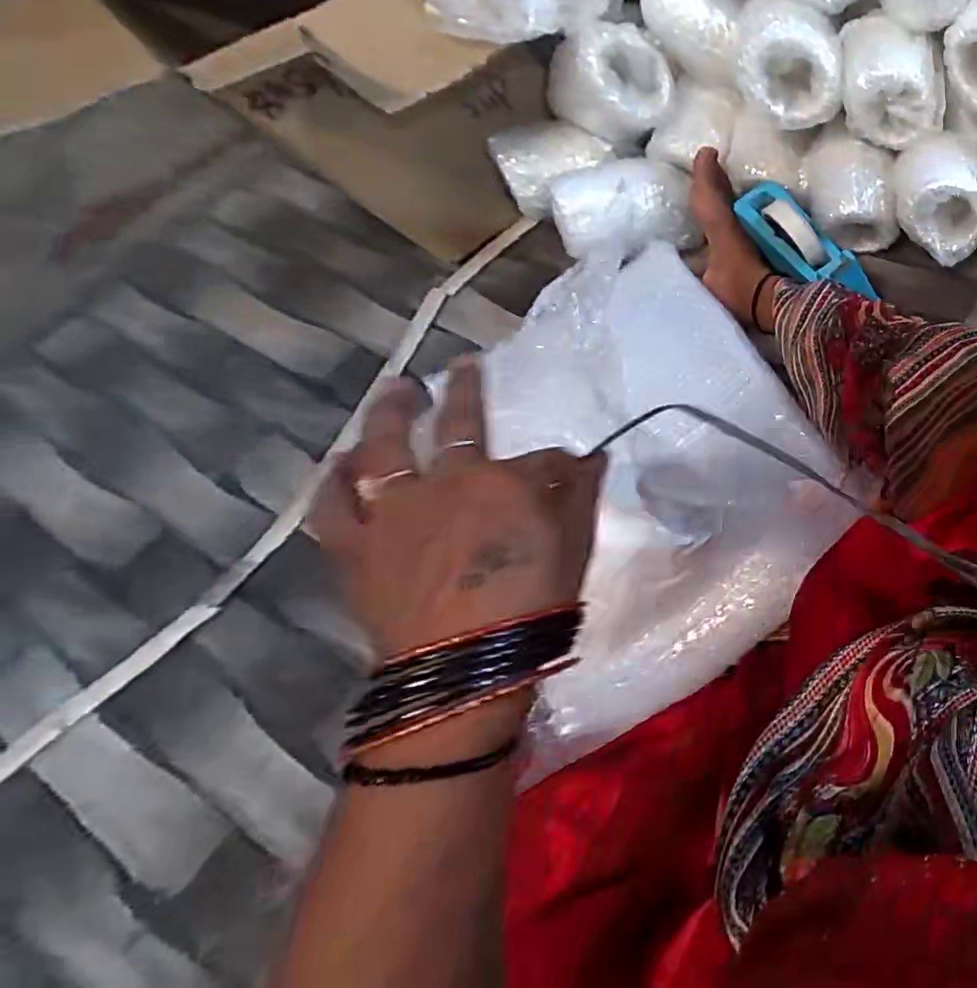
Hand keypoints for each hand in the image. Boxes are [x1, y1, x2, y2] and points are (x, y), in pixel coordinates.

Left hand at [310, 357, 605, 662]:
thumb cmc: (535, 602)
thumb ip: (580, 497)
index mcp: (506, 482)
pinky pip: (332, 502)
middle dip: (464, 391)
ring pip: (382, 447)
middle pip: (455, 424)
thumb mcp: (575, 546)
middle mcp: (445, 481)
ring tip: (396, 392)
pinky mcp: (353, 543)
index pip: (543, 458)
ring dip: (389, 413)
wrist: (465, 663)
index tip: (572, 469)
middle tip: (463, 366)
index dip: (561, 462)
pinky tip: (341, 462)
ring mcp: (392, 509)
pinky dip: (335, 479)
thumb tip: (590, 460)